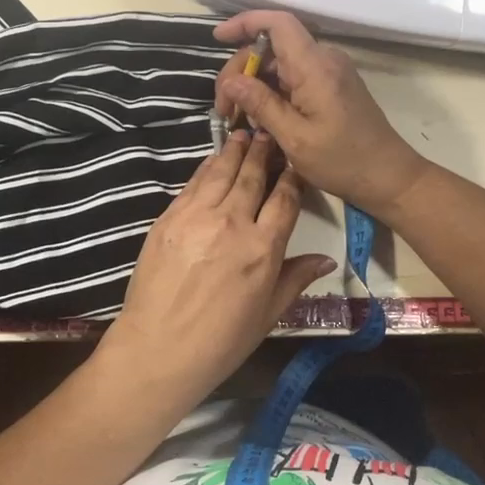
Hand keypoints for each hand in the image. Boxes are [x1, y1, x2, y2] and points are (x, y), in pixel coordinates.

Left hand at [96, 130, 334, 406]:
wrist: (158, 350)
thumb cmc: (221, 342)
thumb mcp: (268, 314)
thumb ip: (295, 278)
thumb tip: (326, 259)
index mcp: (262, 249)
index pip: (284, 199)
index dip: (292, 176)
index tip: (295, 161)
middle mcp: (232, 224)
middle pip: (252, 176)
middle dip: (263, 152)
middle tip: (269, 134)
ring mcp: (196, 218)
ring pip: (220, 173)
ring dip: (234, 151)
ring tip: (243, 134)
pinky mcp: (168, 219)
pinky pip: (192, 185)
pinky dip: (206, 168)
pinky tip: (213, 161)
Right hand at [213, 11, 429, 215]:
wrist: (388, 176)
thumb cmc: (342, 160)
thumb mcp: (294, 137)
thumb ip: (261, 105)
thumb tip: (231, 82)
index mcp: (315, 67)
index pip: (278, 23)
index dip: (245, 22)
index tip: (218, 37)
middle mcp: (324, 60)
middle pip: (272, 47)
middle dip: (242, 71)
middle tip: (225, 109)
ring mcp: (330, 72)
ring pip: (280, 64)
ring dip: (255, 86)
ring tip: (239, 119)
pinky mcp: (332, 86)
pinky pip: (294, 77)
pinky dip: (272, 92)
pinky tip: (261, 119)